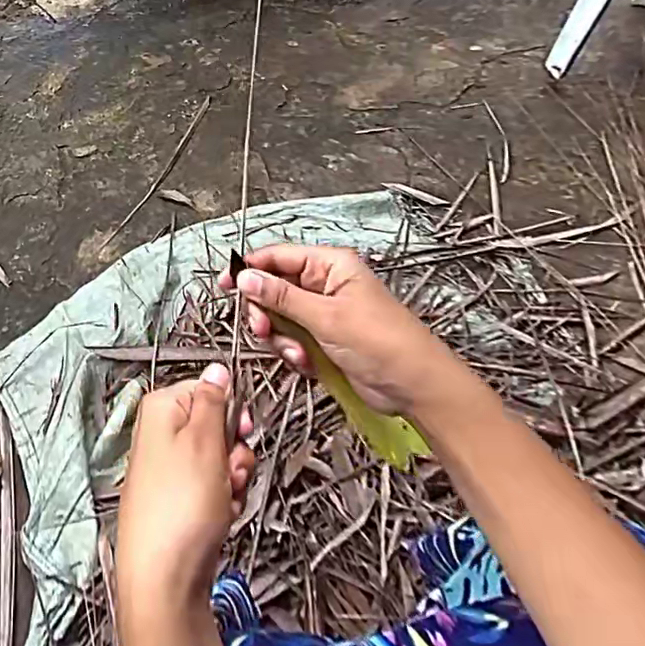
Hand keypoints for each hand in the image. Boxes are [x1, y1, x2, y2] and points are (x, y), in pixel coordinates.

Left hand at [116, 364, 254, 617]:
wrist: (165, 574)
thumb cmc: (177, 509)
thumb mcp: (205, 441)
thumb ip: (213, 399)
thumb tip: (217, 367)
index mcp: (162, 408)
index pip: (208, 388)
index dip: (231, 411)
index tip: (238, 429)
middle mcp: (161, 433)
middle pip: (218, 425)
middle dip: (235, 449)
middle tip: (230, 468)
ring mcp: (171, 466)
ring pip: (222, 459)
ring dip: (234, 478)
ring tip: (223, 496)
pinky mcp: (181, 496)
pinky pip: (216, 487)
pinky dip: (226, 499)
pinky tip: (220, 513)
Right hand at [219, 244, 475, 415]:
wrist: (417, 388)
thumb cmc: (383, 343)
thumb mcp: (326, 316)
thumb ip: (280, 296)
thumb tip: (244, 277)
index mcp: (329, 265)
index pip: (277, 257)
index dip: (249, 269)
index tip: (226, 285)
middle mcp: (324, 284)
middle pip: (272, 288)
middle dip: (265, 312)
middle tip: (262, 329)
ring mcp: (323, 311)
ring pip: (278, 316)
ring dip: (280, 337)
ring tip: (297, 353)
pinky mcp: (322, 337)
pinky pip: (290, 337)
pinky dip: (292, 351)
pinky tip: (308, 362)